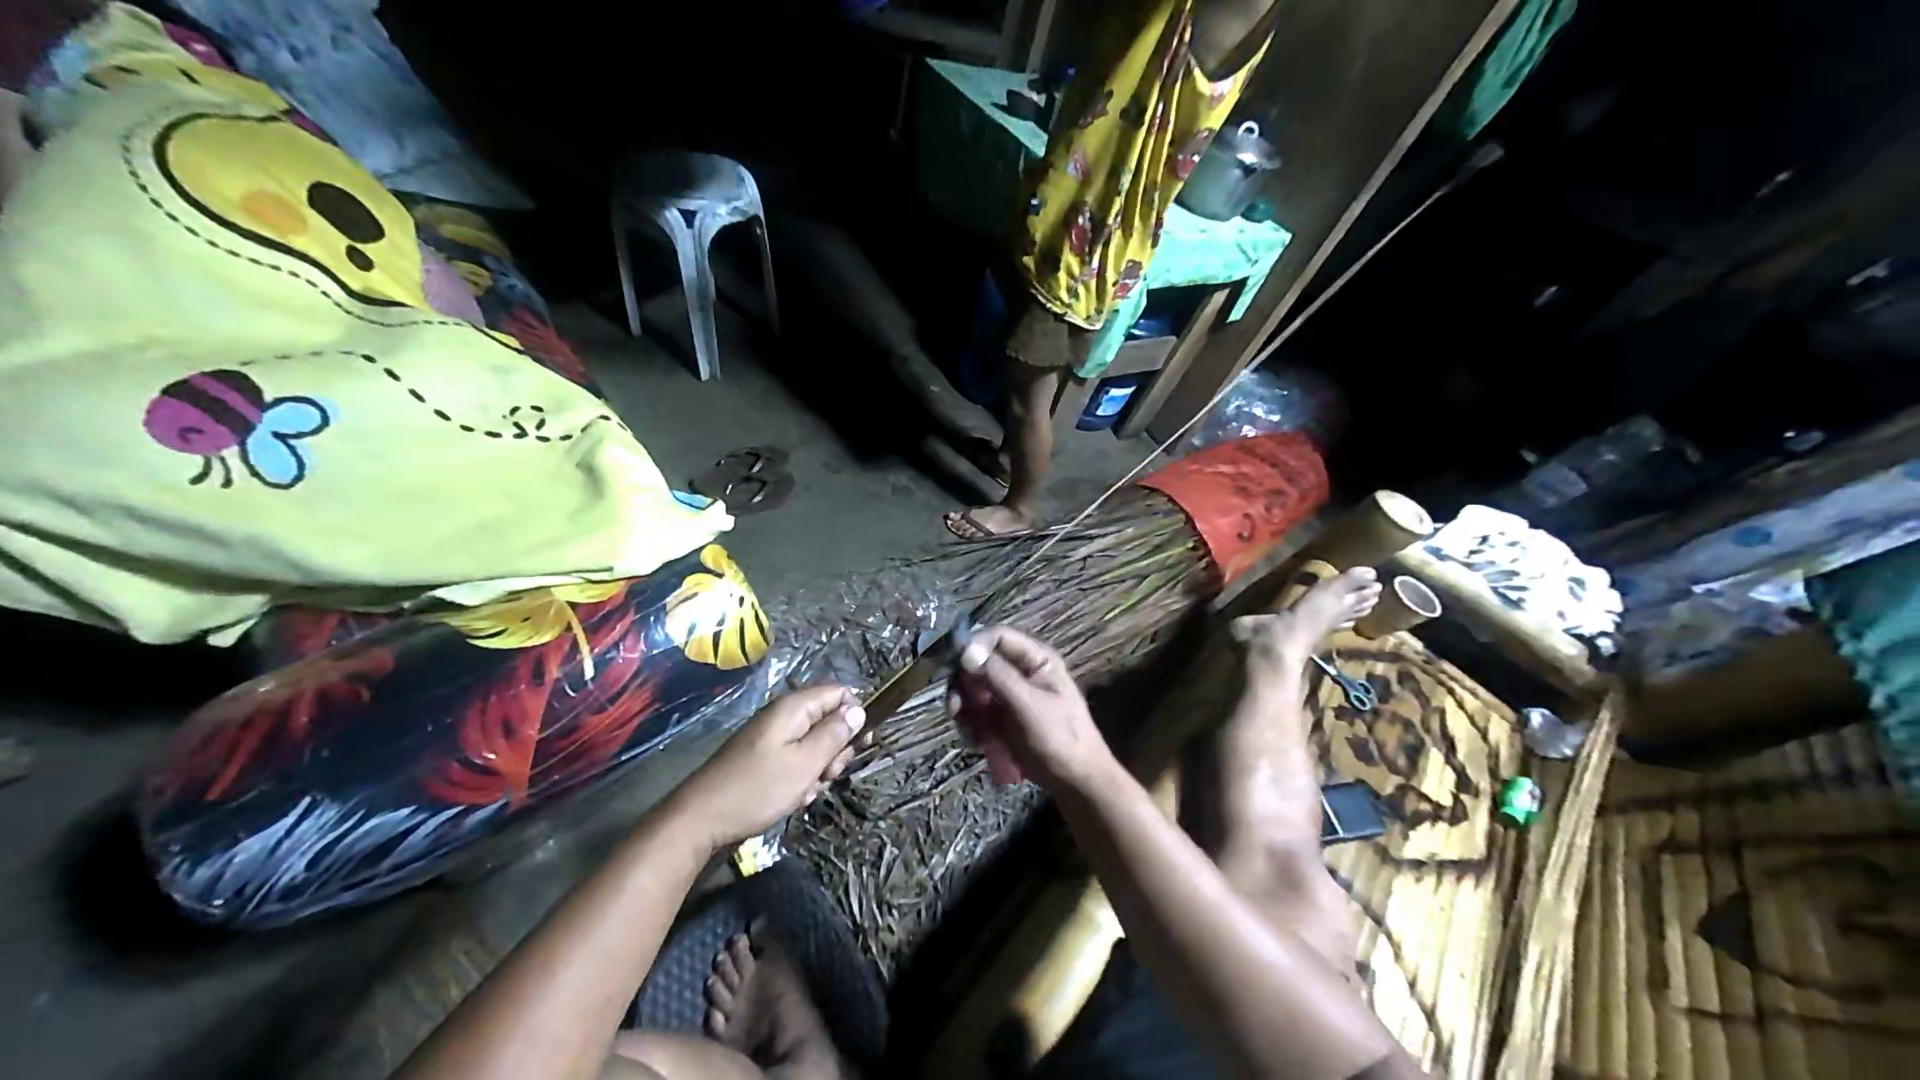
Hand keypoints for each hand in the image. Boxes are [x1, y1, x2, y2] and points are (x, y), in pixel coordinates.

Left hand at [671, 686, 865, 850]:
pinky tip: (792, 798)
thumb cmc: (757, 789)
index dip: (855, 715)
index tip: (861, 745)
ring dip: (819, 769)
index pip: (839, 693)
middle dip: (836, 749)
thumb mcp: (805, 764)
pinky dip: (801, 778)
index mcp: (793, 708)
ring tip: (806, 791)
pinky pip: (796, 761)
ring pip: (814, 745)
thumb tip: (859, 710)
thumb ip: (835, 735)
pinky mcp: (764, 759)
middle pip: (828, 720)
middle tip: (827, 775)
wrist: (700, 820)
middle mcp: (783, 716)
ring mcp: (772, 738)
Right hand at [948, 626, 1115, 790]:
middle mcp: (1021, 671)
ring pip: (974, 689)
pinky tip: (977, 743)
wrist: (1077, 782)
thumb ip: (998, 676)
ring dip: (965, 708)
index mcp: (1036, 659)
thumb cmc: (1060, 739)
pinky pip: (977, 711)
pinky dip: (972, 725)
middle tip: (956, 708)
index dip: (974, 646)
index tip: (956, 665)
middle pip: (980, 662)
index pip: (998, 636)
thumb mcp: (1029, 705)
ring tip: (969, 732)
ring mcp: (1011, 694)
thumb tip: (966, 650)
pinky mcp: (1003, 717)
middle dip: (965, 685)